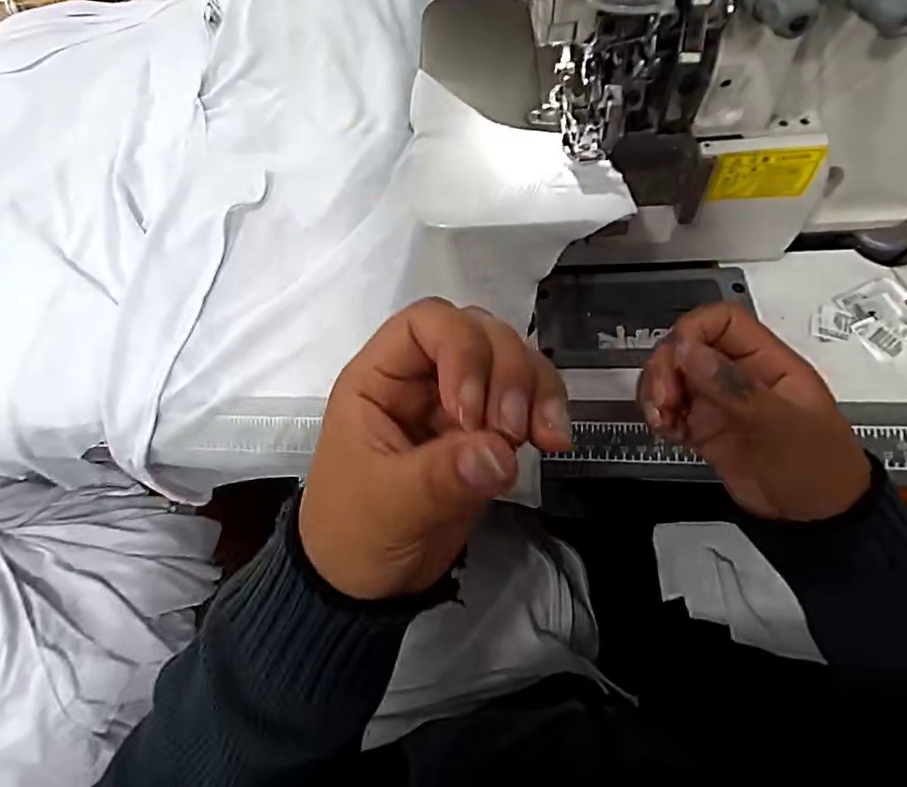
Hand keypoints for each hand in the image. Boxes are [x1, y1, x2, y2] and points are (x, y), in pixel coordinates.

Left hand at [299, 298, 572, 599]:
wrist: (369, 582)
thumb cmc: (354, 531)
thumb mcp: (387, 504)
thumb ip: (440, 476)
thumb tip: (499, 453)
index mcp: (380, 377)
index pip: (426, 323)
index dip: (459, 349)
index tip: (470, 412)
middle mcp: (421, 376)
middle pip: (477, 332)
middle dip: (505, 372)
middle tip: (507, 430)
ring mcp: (456, 399)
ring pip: (509, 357)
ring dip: (534, 387)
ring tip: (541, 437)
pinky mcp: (486, 429)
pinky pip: (526, 397)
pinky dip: (546, 409)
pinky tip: (552, 441)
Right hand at [637, 302, 869, 521]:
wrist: (816, 519)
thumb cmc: (819, 468)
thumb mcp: (782, 425)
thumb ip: (735, 387)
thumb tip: (689, 351)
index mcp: (765, 361)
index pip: (721, 321)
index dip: (693, 330)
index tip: (678, 357)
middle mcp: (737, 373)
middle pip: (684, 345)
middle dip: (665, 368)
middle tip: (664, 399)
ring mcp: (717, 398)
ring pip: (669, 374)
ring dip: (655, 391)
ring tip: (662, 419)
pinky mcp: (701, 424)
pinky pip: (666, 406)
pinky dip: (657, 415)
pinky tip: (667, 432)